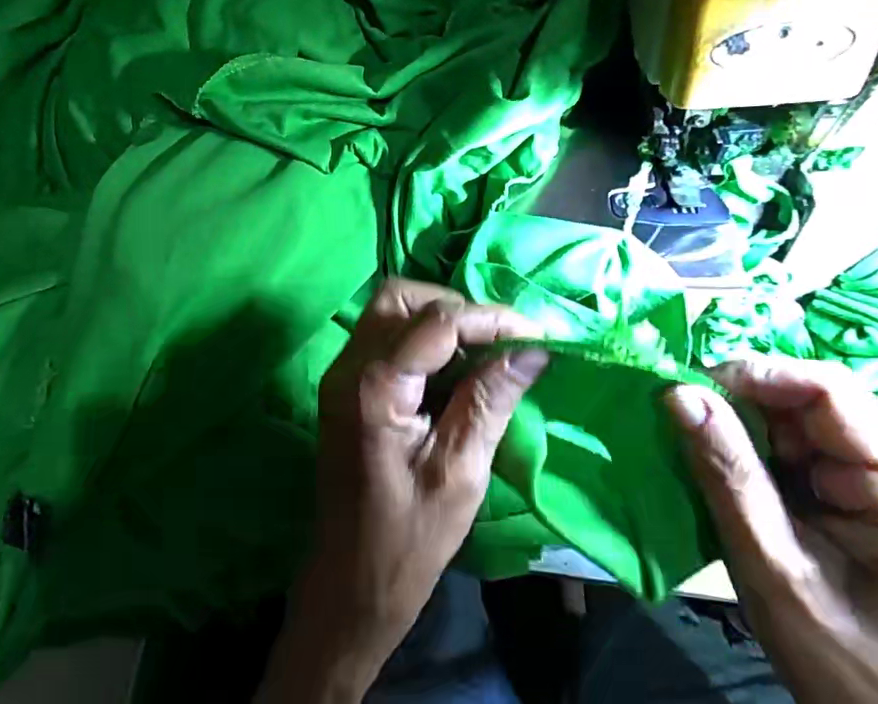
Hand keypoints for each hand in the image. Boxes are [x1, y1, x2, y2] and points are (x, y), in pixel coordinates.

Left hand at [255, 279, 548, 703]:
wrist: (349, 579)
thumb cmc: (408, 540)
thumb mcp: (460, 473)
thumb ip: (489, 401)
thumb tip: (533, 350)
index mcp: (374, 388)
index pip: (435, 322)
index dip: (490, 319)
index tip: (538, 332)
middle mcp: (348, 366)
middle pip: (400, 298)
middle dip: (456, 308)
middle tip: (503, 340)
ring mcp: (340, 372)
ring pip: (390, 310)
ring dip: (439, 318)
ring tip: (485, 350)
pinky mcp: (344, 383)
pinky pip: (384, 335)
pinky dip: (422, 337)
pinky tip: (456, 365)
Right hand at [666, 355, 877, 703]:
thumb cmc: (831, 655)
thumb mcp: (768, 564)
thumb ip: (727, 473)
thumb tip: (677, 391)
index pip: (835, 395)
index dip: (757, 374)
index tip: (688, 384)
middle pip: (824, 399)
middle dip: (748, 399)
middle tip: (686, 409)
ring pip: (812, 413)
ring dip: (752, 419)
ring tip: (706, 436)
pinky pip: (813, 437)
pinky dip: (764, 439)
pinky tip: (737, 456)